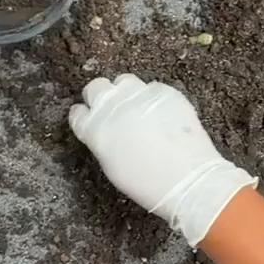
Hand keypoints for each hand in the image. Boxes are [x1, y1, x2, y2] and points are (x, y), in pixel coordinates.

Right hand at [69, 74, 256, 245]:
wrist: (186, 179)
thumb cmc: (146, 183)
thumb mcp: (111, 166)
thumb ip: (101, 140)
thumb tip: (104, 130)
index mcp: (95, 129)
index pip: (77, 112)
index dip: (84, 115)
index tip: (90, 119)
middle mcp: (112, 106)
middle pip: (95, 87)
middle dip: (100, 96)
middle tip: (112, 110)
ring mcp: (139, 95)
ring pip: (123, 81)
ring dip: (126, 92)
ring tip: (137, 108)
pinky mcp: (164, 92)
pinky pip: (152, 88)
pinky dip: (152, 98)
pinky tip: (161, 113)